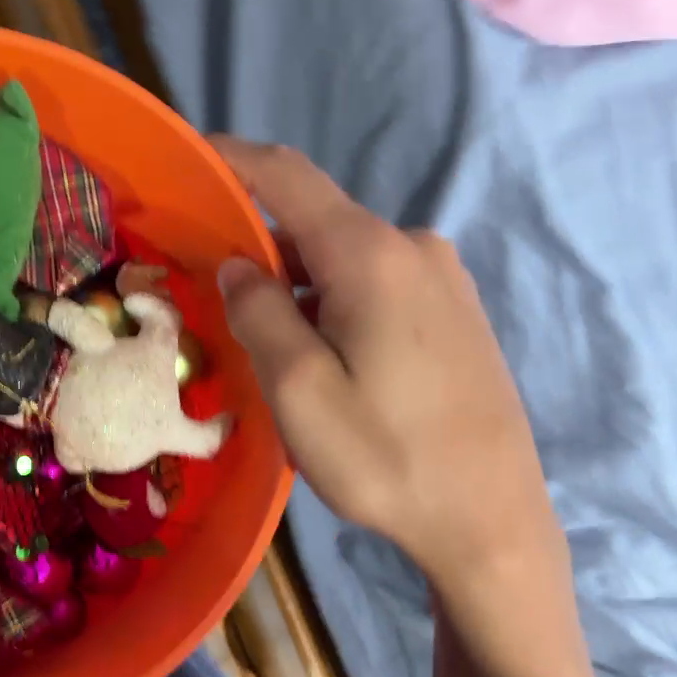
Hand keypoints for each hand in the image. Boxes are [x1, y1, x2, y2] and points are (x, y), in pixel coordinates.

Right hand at [208, 138, 567, 613]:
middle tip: (194, 274)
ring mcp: (440, 280)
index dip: (232, 159)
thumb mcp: (298, 389)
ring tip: (243, 324)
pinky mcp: (451, 312)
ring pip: (337, 255)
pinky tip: (303, 343)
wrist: (490, 521)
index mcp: (371, 257)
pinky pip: (366, 280)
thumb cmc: (385, 456)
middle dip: (250, 236)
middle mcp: (412, 249)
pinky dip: (320, 294)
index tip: (186, 154)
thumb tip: (237, 266)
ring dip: (285, 276)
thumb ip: (259, 313)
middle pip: (311, 220)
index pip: (289, 178)